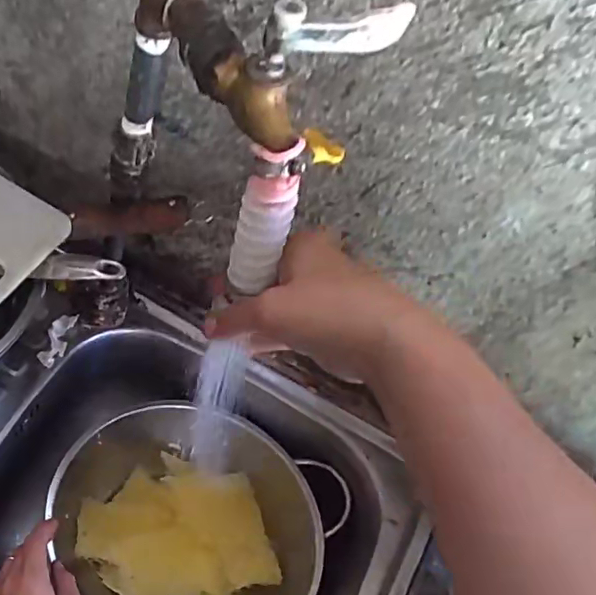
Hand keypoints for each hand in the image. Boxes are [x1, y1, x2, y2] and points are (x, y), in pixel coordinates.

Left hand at [0, 519, 83, 594]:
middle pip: (20, 550)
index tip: (54, 524)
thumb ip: (67, 583)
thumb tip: (60, 569)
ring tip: (39, 560)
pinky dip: (16, 572)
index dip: (45, 529)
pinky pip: (5, 578)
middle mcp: (11, 580)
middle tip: (49, 540)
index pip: (35, 542)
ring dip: (24, 557)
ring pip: (10, 563)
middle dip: (35, 542)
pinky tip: (27, 581)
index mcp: (31, 577)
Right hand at [207, 230, 428, 382]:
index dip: (234, 274)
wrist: (387, 341)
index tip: (215, 294)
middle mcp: (318, 263)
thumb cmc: (325, 311)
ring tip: (235, 339)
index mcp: (303, 245)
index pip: (259, 253)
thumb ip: (234, 318)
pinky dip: (277, 336)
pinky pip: (298, 327)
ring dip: (260, 322)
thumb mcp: (267, 311)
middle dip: (245, 300)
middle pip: (270, 280)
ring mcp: (330, 295)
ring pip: (284, 306)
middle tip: (222, 320)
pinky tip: (257, 349)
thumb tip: (209, 326)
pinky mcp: (338, 323)